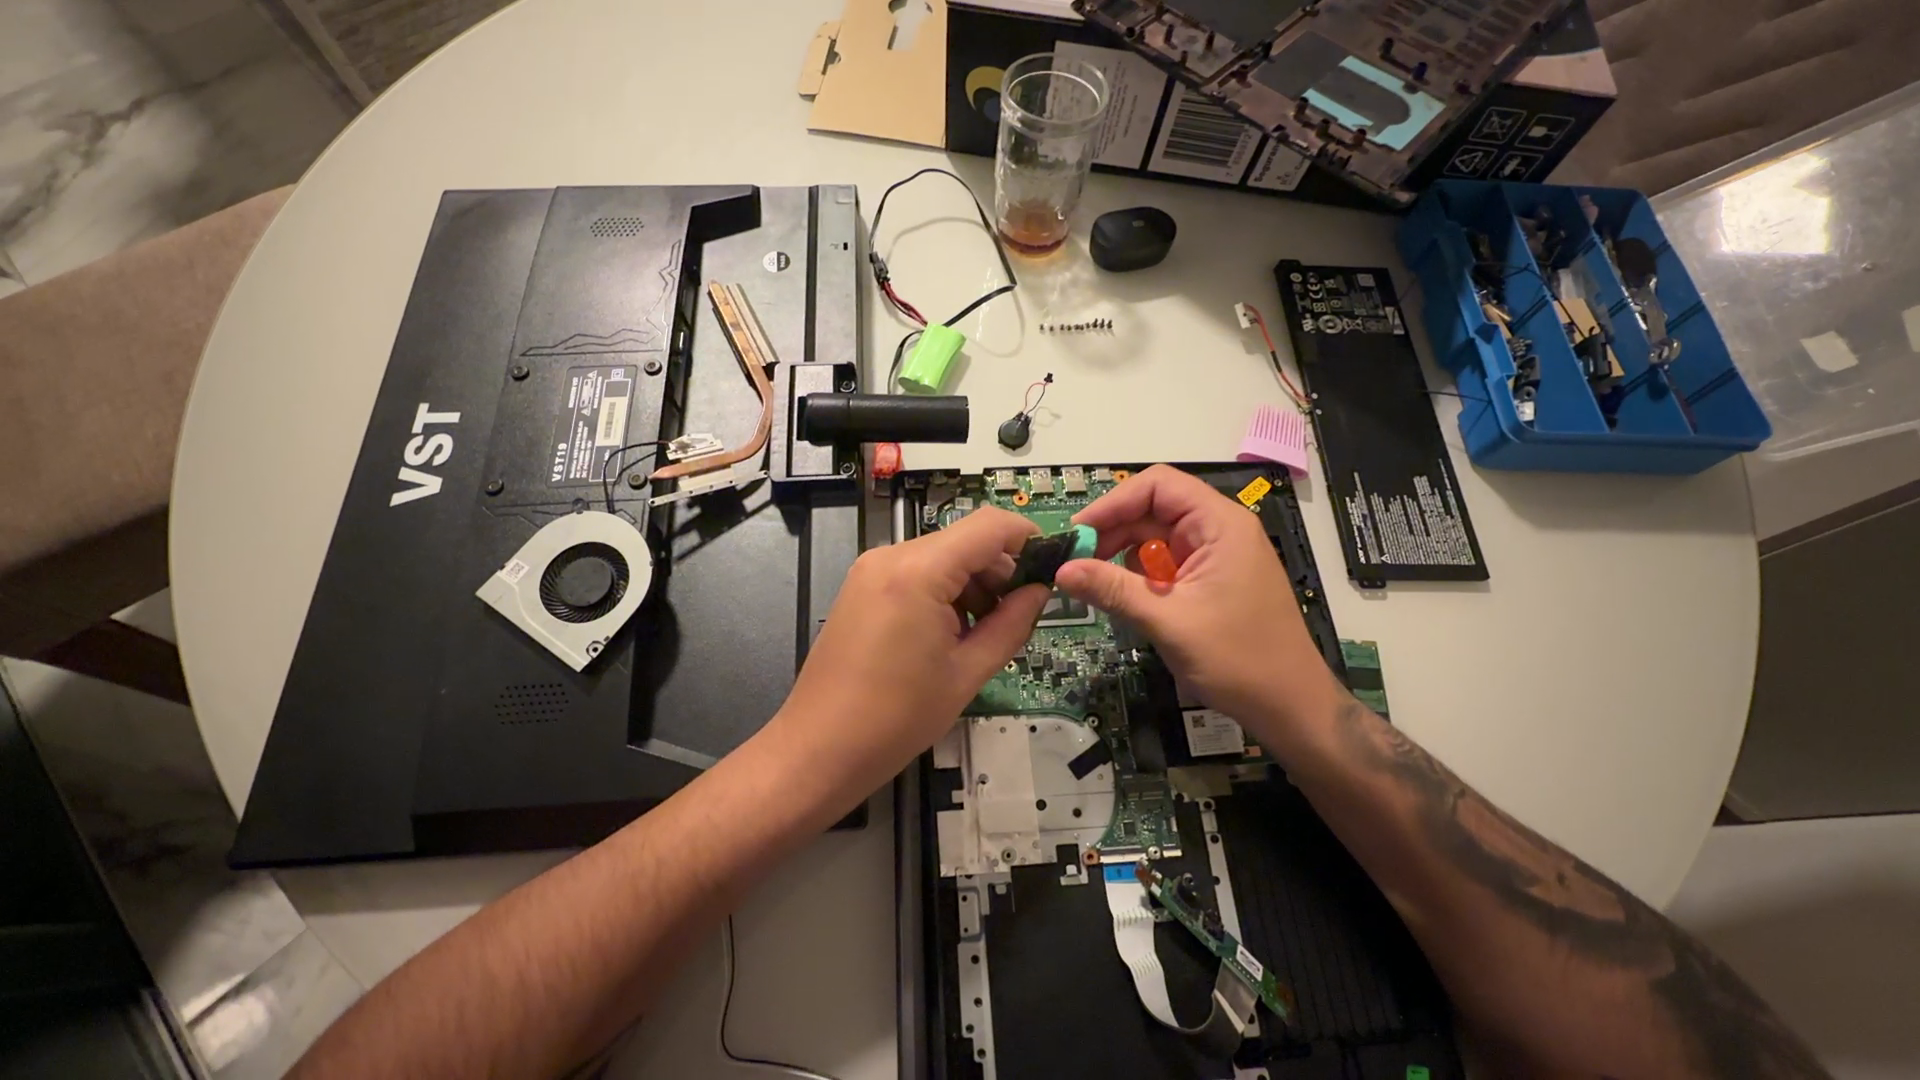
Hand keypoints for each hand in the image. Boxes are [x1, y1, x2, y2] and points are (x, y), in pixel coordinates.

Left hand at [770, 506, 1049, 800]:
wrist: (819, 750)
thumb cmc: (896, 718)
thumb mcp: (967, 672)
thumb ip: (1011, 623)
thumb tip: (1040, 592)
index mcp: (918, 571)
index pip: (990, 526)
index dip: (1029, 539)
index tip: (1054, 569)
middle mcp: (891, 556)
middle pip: (965, 540)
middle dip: (1001, 570)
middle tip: (1022, 615)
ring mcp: (871, 570)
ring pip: (942, 556)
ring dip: (974, 584)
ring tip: (985, 634)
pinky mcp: (862, 588)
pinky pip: (917, 573)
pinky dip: (944, 592)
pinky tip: (952, 635)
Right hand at [1054, 465, 1341, 736]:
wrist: (1290, 706)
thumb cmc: (1238, 659)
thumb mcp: (1168, 621)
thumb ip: (1113, 590)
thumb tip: (1061, 570)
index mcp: (1220, 525)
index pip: (1158, 485)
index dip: (1113, 503)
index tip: (1078, 534)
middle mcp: (1219, 530)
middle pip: (1153, 510)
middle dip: (1112, 533)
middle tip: (1075, 565)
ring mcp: (1217, 556)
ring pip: (1155, 538)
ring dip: (1122, 557)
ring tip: (1096, 585)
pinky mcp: (1212, 581)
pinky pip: (1167, 564)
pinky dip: (1141, 577)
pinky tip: (1125, 598)